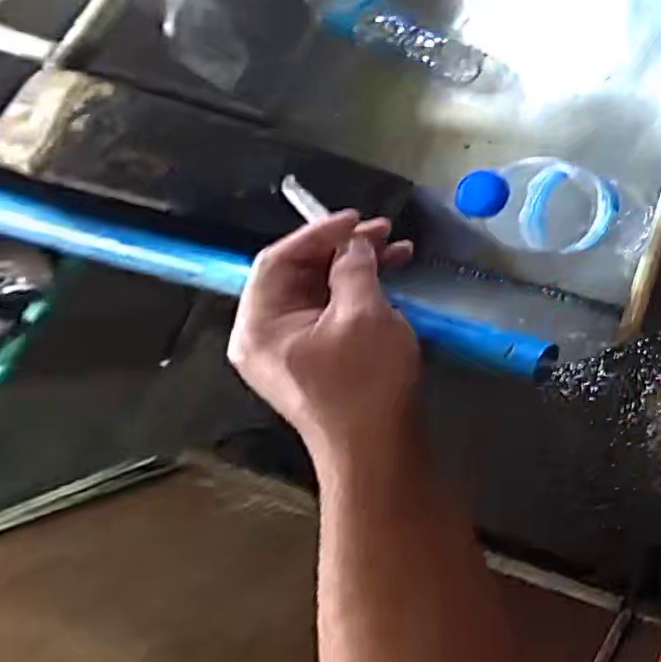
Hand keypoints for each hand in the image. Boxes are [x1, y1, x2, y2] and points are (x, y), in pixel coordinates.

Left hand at [229, 211, 418, 467]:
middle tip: (384, 231)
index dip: (317, 233)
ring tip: (398, 250)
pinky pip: (334, 310)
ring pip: (320, 290)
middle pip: (297, 274)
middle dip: (341, 248)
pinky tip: (392, 280)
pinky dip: (361, 289)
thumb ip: (355, 270)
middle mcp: (268, 335)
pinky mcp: (320, 358)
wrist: (375, 443)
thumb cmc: (365, 378)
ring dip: (357, 266)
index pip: (277, 261)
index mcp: (261, 325)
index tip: (357, 218)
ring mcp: (293, 349)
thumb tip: (355, 245)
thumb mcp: (364, 314)